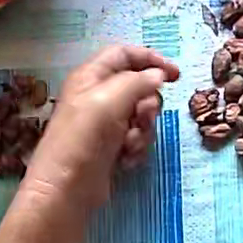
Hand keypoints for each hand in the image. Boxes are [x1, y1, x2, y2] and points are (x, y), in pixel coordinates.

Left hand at [15, 44, 177, 219]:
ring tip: (129, 144)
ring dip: (143, 131)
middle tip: (143, 117)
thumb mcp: (110, 99)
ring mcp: (105, 124)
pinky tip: (125, 160)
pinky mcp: (112, 148)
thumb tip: (158, 75)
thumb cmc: (84, 138)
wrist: (67, 188)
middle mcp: (98, 97)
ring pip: (142, 116)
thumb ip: (138, 81)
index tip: (175, 75)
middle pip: (139, 88)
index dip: (151, 59)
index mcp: (91, 76)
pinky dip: (136, 149)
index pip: (125, 54)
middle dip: (148, 104)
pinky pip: (137, 139)